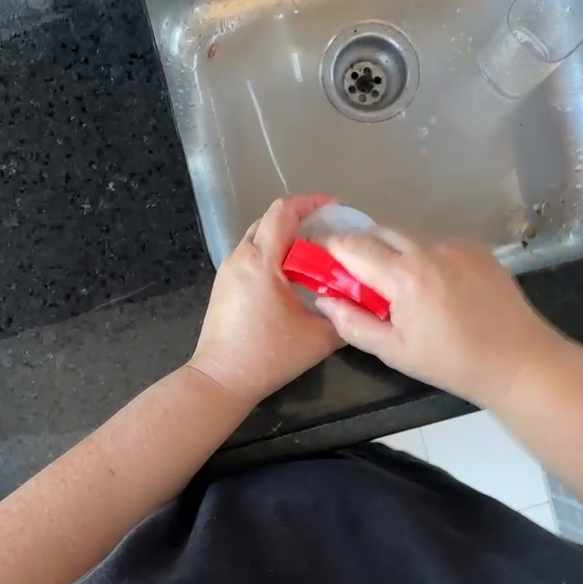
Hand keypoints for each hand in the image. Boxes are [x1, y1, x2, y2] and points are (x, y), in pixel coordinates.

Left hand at [189, 195, 345, 403]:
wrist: (221, 380)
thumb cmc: (268, 357)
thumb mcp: (318, 339)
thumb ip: (344, 315)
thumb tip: (361, 303)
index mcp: (261, 262)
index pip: (283, 212)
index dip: (310, 203)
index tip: (335, 208)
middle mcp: (240, 258)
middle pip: (268, 220)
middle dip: (299, 219)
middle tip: (327, 233)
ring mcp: (227, 272)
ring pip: (257, 238)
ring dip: (283, 239)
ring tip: (312, 255)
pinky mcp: (223, 287)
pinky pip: (249, 257)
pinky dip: (271, 256)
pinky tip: (290, 276)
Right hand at [313, 229, 570, 406]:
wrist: (518, 360)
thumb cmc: (451, 363)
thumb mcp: (394, 352)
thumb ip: (353, 323)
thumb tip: (323, 300)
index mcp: (404, 276)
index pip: (353, 246)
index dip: (330, 248)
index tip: (317, 257)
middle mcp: (428, 249)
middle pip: (379, 231)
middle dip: (359, 246)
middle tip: (351, 273)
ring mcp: (456, 245)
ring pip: (409, 236)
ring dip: (390, 251)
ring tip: (392, 283)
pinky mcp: (476, 248)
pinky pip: (436, 243)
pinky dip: (421, 256)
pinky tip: (429, 285)